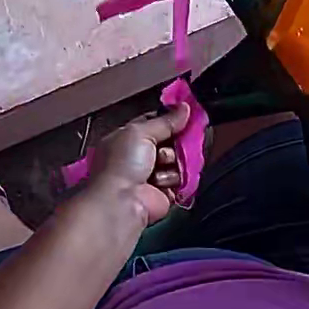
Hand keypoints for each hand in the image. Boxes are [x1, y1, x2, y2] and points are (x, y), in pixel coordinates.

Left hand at [74, 104, 191, 229]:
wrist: (122, 201)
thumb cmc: (123, 162)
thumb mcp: (140, 132)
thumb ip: (165, 120)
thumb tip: (185, 106)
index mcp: (130, 137)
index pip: (157, 123)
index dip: (172, 120)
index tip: (187, 116)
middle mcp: (142, 155)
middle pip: (173, 141)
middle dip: (176, 142)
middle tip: (174, 144)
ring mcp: (154, 173)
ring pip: (179, 159)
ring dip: (173, 162)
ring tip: (159, 167)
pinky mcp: (165, 191)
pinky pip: (181, 178)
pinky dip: (173, 179)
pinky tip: (160, 182)